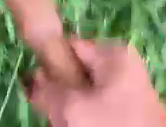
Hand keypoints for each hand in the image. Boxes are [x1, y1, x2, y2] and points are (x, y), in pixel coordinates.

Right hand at [26, 40, 165, 126]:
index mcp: (114, 54)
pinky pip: (101, 112)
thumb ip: (45, 89)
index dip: (51, 68)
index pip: (69, 47)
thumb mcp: (71, 109)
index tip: (43, 92)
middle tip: (59, 117)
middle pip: (78, 73)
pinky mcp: (134, 116)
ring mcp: (132, 92)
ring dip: (74, 113)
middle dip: (63, 95)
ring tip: (70, 125)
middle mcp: (125, 67)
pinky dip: (88, 121)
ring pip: (87, 98)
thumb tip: (30, 78)